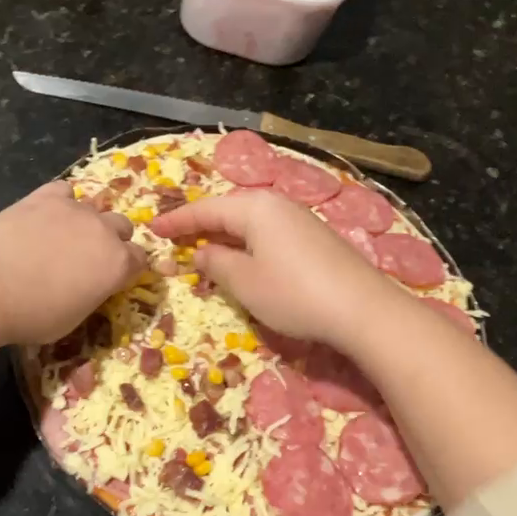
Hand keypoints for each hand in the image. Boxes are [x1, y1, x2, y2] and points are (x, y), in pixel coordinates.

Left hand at [0, 183, 144, 346]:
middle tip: (87, 256)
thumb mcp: (75, 317)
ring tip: (63, 234)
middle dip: (111, 238)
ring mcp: (74, 209)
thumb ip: (93, 291)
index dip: (127, 267)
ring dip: (86, 220)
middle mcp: (103, 231)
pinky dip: (61, 199)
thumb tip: (90, 282)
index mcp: (117, 265)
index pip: (139, 258)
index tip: (112, 276)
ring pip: (95, 206)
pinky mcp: (45, 196)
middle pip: (122, 226)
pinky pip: (64, 189)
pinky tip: (46, 213)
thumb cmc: (33, 315)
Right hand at [147, 190, 405, 348]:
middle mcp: (276, 205)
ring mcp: (299, 220)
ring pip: (249, 222)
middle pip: (228, 210)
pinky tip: (242, 260)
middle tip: (173, 238)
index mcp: (254, 207)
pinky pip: (267, 232)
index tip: (151, 229)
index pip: (205, 209)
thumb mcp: (245, 282)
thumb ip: (216, 264)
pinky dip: (246, 243)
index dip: (176, 220)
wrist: (365, 310)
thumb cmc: (295, 293)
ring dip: (224, 235)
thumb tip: (201, 252)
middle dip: (200, 224)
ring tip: (202, 248)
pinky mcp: (314, 239)